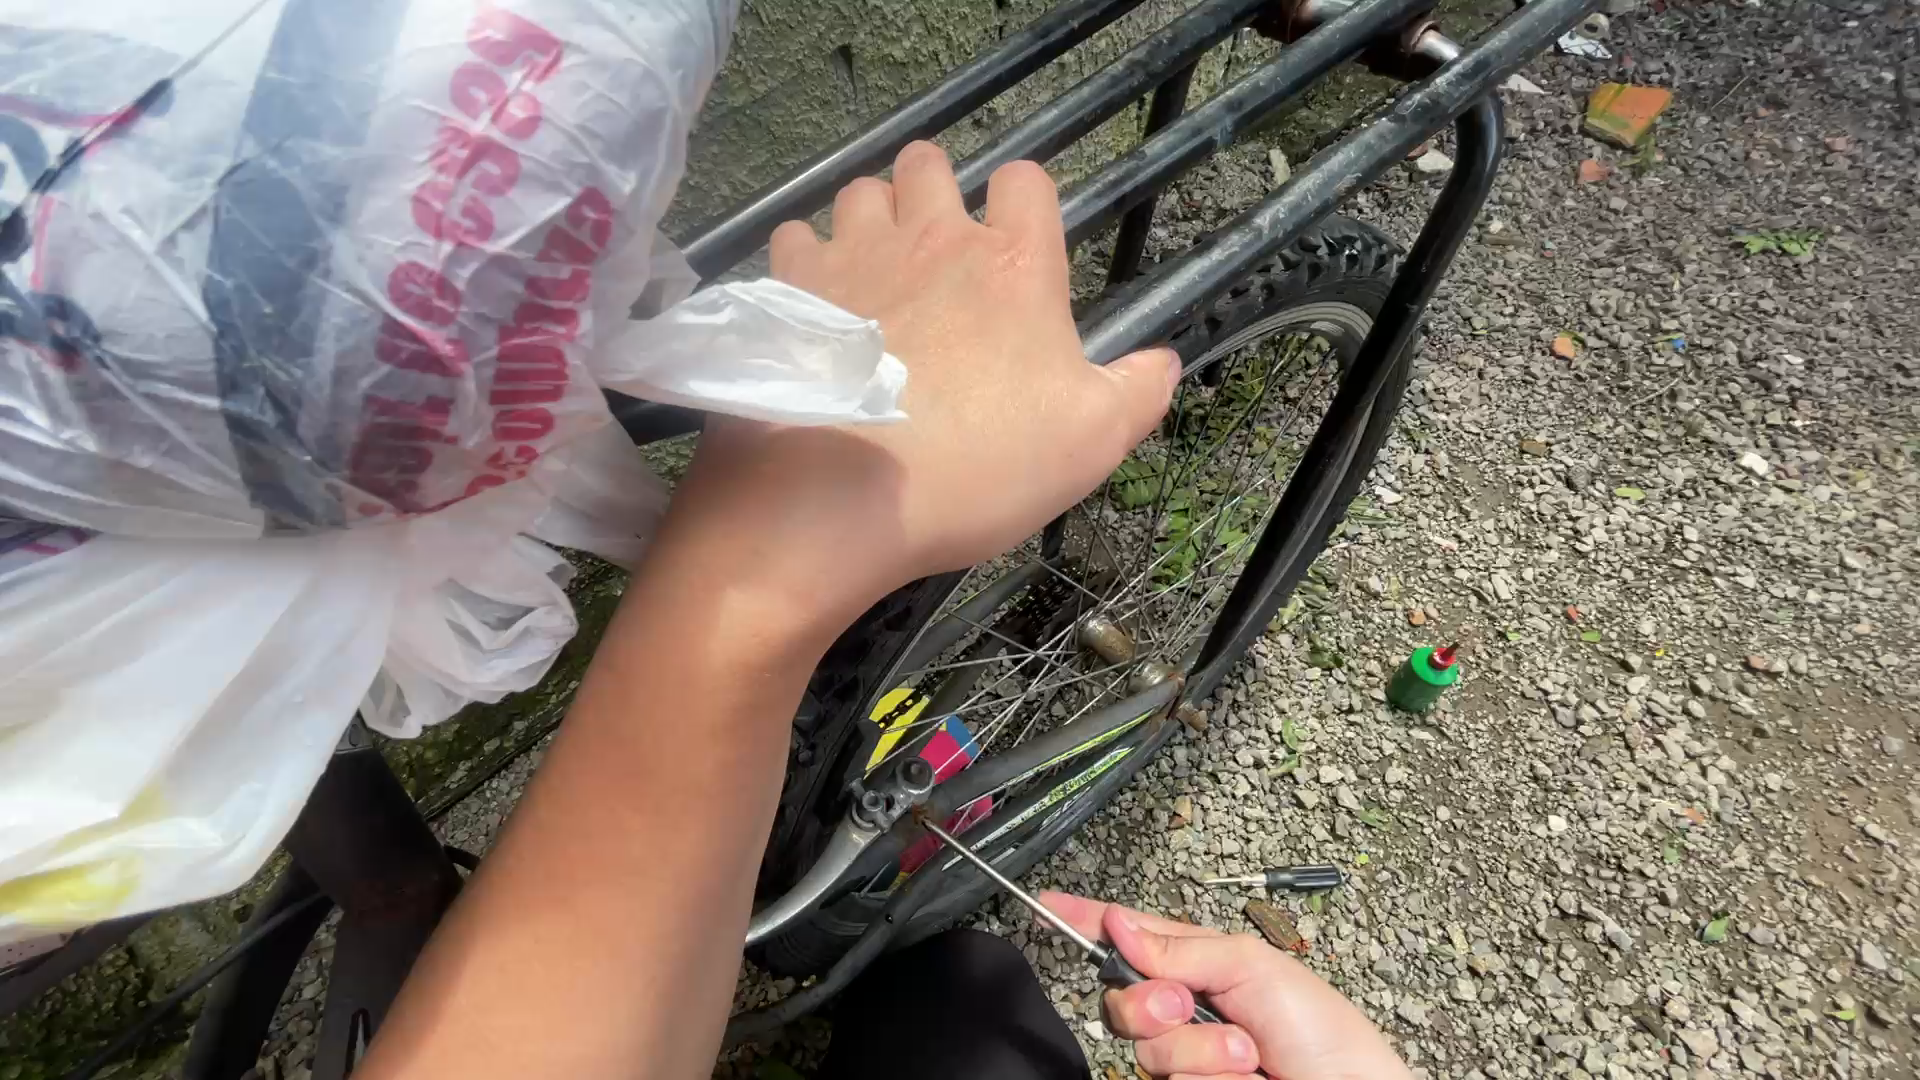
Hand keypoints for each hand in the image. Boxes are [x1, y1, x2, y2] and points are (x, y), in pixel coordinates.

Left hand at [655, 142, 1177, 636]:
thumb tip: (1164, 362)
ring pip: (861, 192)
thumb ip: (1137, 393)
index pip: (1027, 182)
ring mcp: (856, 258)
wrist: (851, 500)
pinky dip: (808, 259)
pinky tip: (817, 302)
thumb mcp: (1091, 442)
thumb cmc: (982, 468)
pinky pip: (796, 238)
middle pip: (929, 163)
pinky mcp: (793, 291)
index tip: (1019, 246)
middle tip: (937, 255)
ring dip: (872, 218)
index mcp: (1013, 267)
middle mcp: (932, 240)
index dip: (1024, 204)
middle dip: (935, 191)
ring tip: (876, 276)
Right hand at [1041, 892, 1413, 1079]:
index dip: (1084, 919)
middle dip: (1147, 1000)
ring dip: (1194, 1046)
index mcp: (1195, 961)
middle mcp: (1182, 1007)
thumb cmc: (1321, 1030)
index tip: (1046, 905)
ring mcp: (1187, 1057)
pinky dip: (1205, 1075)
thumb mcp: (1251, 966)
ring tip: (1243, 1052)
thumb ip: (1177, 947)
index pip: (1127, 933)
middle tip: (1184, 1002)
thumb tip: (1117, 923)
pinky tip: (1243, 1078)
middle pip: (1119, 995)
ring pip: (1143, 1046)